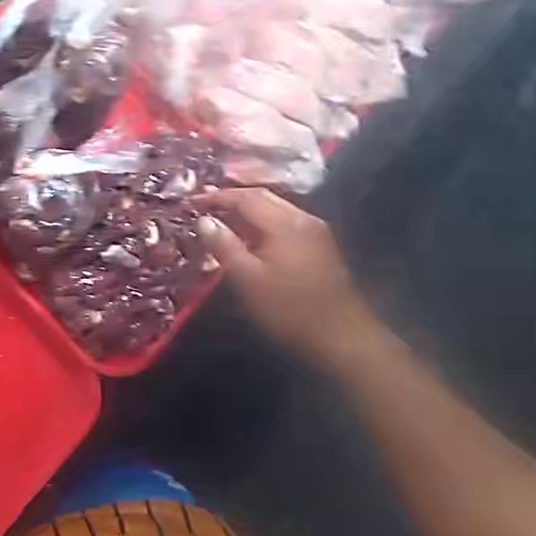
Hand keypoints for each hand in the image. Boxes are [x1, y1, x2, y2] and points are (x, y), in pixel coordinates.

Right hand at [198, 189, 388, 368]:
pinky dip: (263, 224)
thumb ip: (224, 246)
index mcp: (285, 222)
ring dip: (249, 210)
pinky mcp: (320, 248)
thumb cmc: (290, 310)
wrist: (344, 337)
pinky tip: (251, 238)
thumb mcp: (248, 280)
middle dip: (233, 198)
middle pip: (263, 197)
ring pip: (276, 209)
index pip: (245, 197)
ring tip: (223, 220)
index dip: (217, 197)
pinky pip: (285, 223)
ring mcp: (316, 232)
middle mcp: (303, 218)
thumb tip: (204, 220)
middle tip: (206, 206)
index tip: (192, 201)